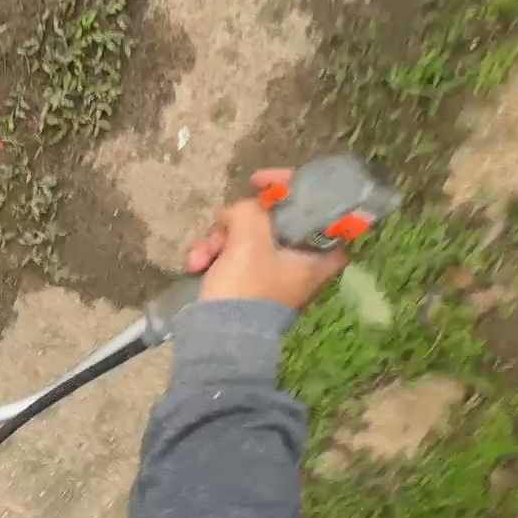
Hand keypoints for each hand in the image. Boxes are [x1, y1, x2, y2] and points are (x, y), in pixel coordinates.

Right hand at [186, 169, 348, 309]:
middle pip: (269, 219)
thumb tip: (238, 210)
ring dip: (214, 241)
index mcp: (322, 249)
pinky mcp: (247, 279)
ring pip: (243, 235)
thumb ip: (249, 211)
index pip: (316, 202)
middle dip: (233, 224)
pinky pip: (230, 253)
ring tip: (198, 258)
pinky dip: (210, 255)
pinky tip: (195, 266)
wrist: (218, 337)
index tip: (256, 180)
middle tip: (217, 233)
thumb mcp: (249, 242)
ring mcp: (272, 269)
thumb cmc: (245, 289)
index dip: (287, 185)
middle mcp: (302, 257)